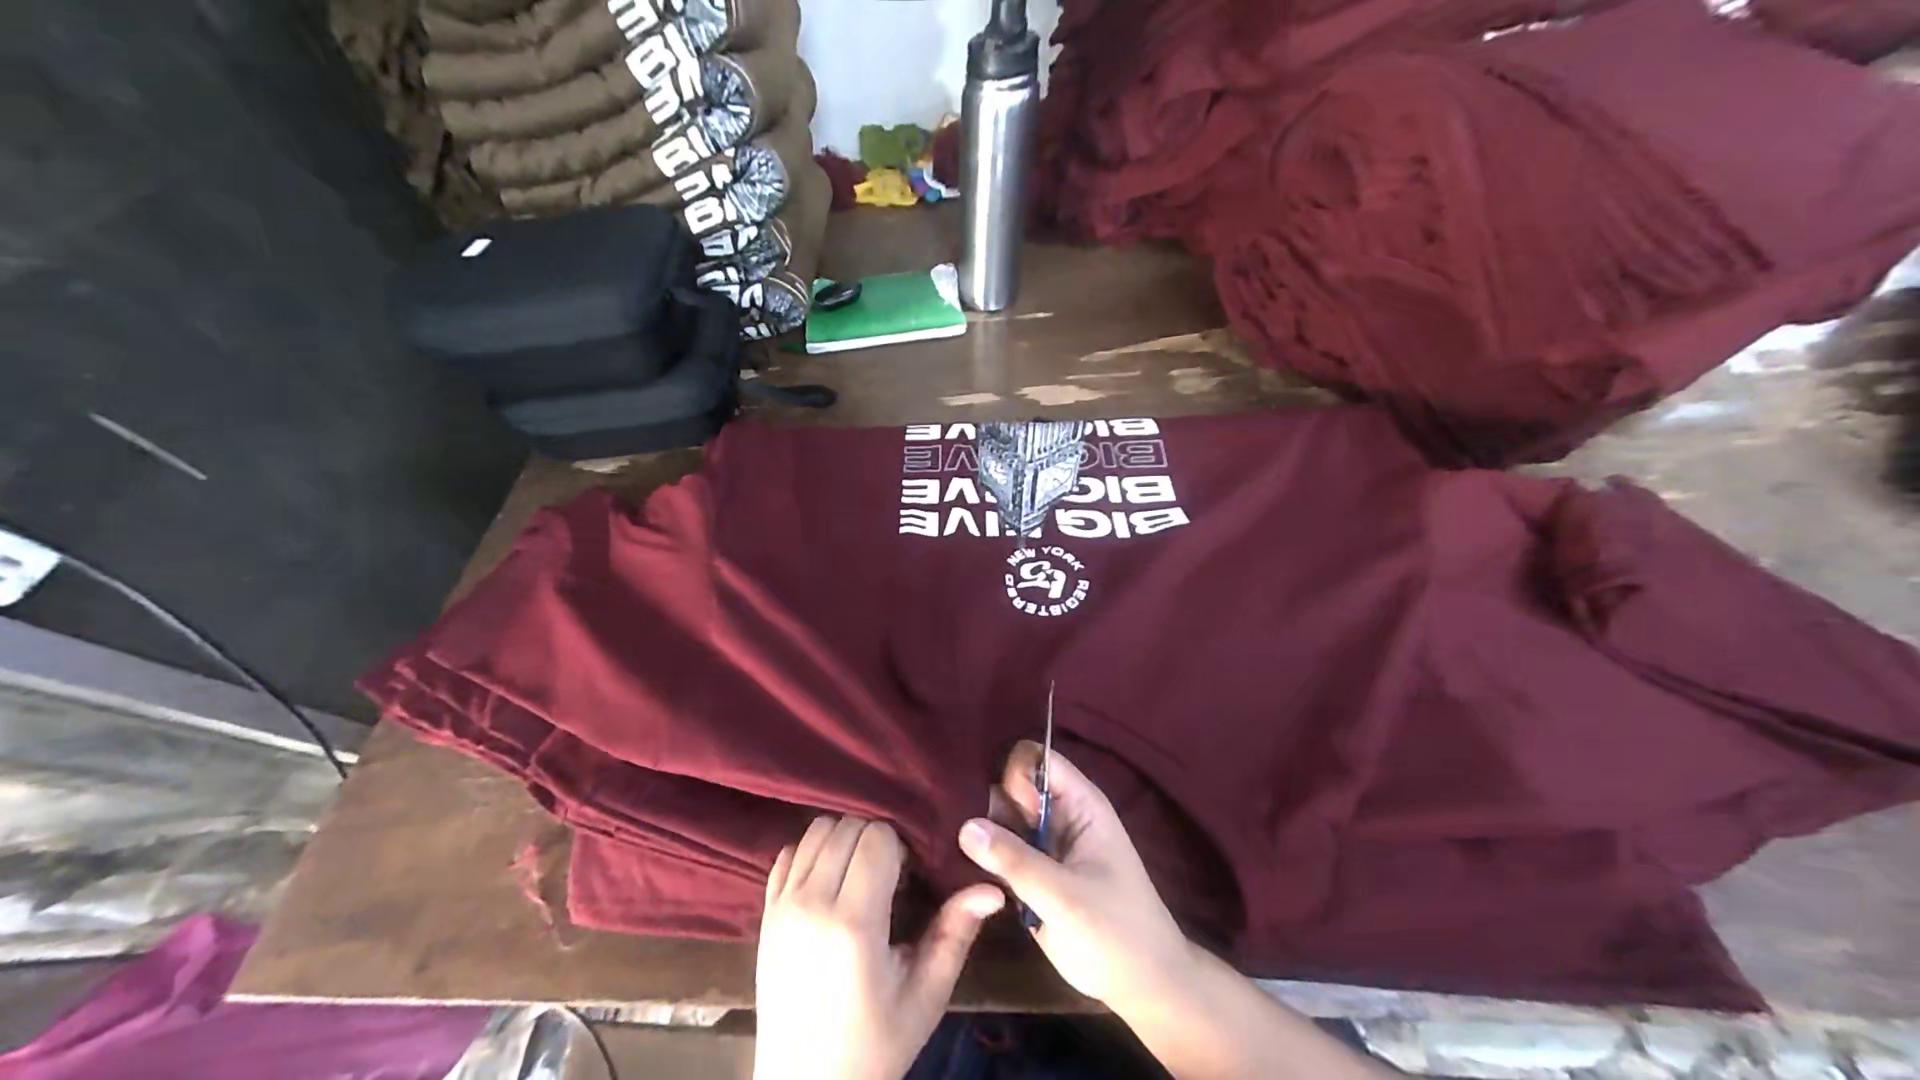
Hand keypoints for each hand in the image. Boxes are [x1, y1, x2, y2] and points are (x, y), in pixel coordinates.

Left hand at [753, 816, 1004, 1079]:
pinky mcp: (764, 913)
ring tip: (861, 874)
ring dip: (844, 839)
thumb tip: (994, 889)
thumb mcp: (925, 994)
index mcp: (854, 923)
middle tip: (891, 874)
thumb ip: (955, 933)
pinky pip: (788, 854)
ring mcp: (782, 906)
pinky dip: (812, 853)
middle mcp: (812, 904)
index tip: (910, 875)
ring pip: (817, 830)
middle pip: (849, 826)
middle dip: (876, 839)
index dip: (901, 846)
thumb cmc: (875, 1043)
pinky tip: (830, 882)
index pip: (878, 837)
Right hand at [957, 741, 1194, 1011]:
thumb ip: (1015, 861)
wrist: (1141, 986)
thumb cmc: (1116, 932)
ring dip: (978, 831)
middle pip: (1010, 787)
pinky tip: (957, 864)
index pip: (1036, 760)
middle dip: (986, 802)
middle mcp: (1059, 816)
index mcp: (1079, 804)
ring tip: (951, 846)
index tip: (998, 808)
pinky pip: (999, 851)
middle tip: (955, 826)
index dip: (1013, 775)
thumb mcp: (1066, 897)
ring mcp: (1044, 845)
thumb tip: (964, 826)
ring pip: (1000, 819)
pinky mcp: (1031, 874)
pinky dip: (981, 856)